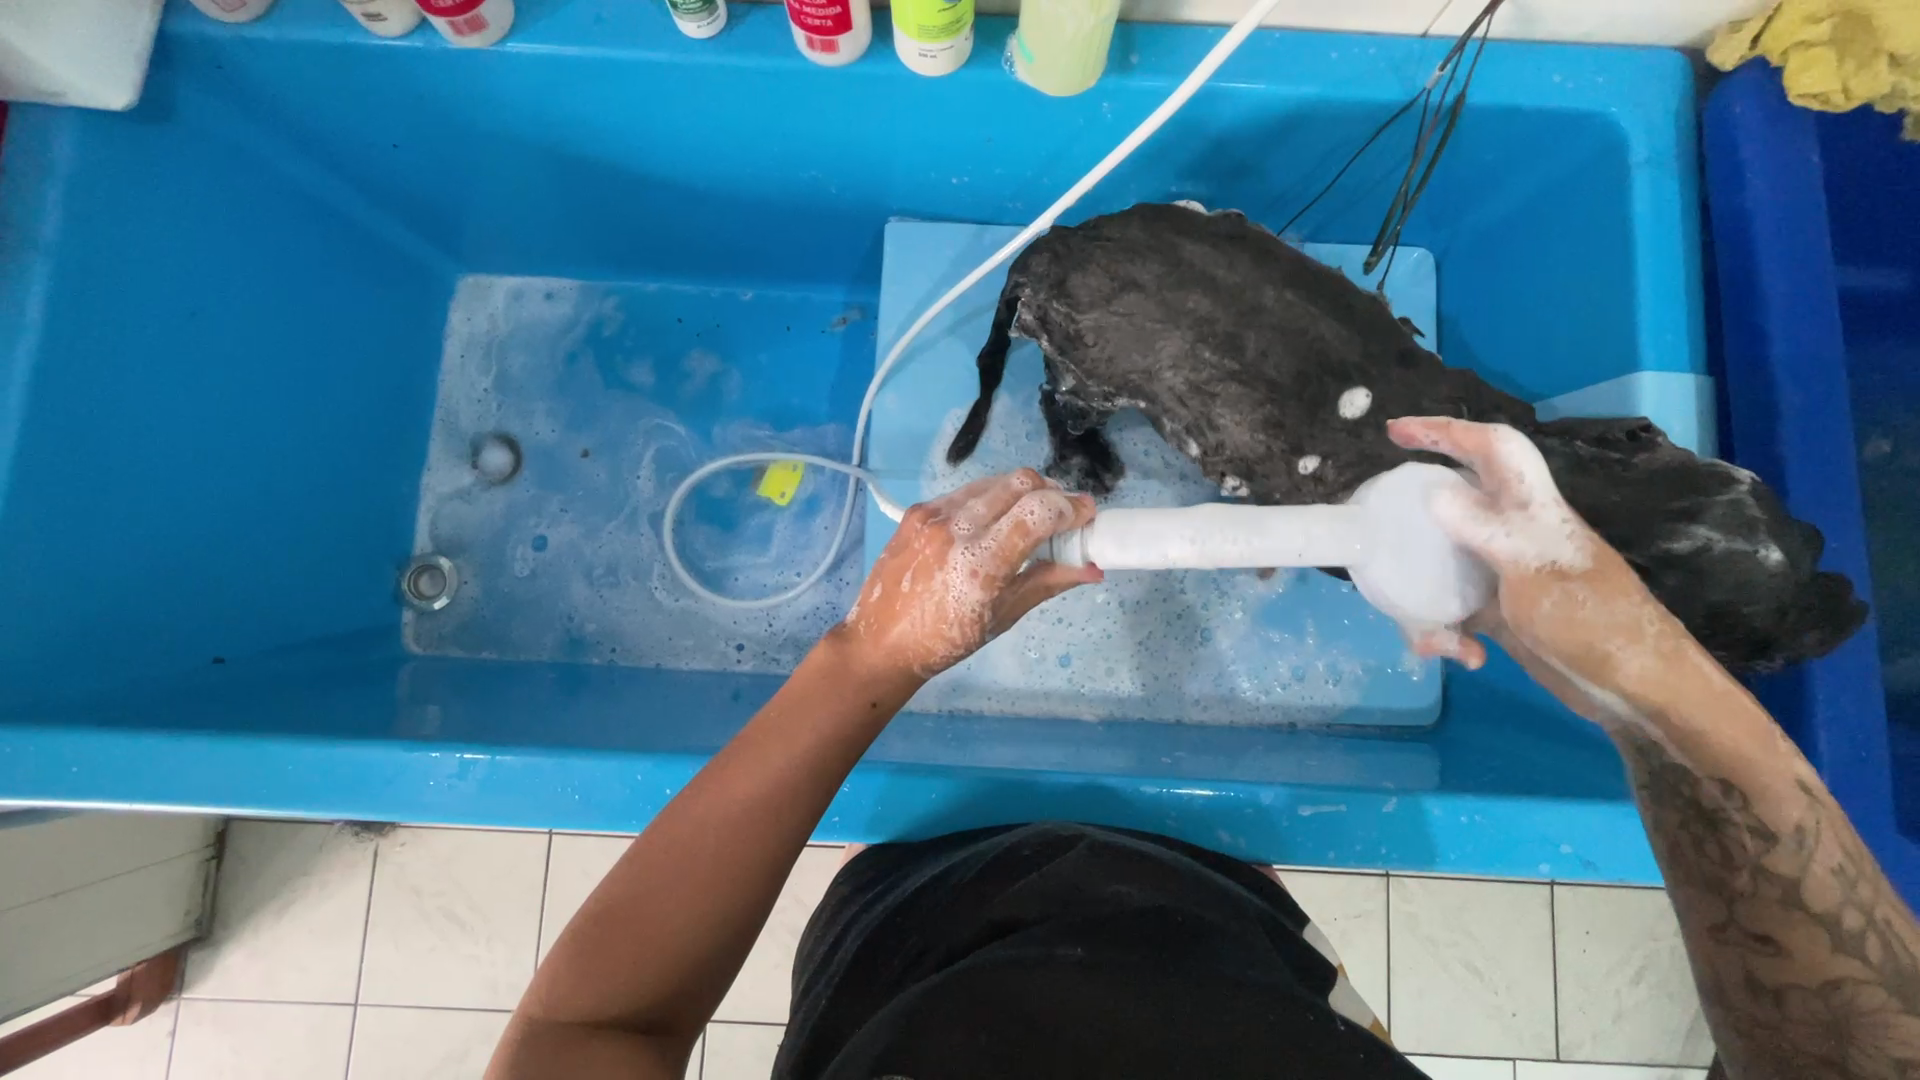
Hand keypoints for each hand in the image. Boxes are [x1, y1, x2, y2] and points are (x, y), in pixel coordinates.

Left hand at [840, 469, 1101, 682]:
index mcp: (981, 564)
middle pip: (1021, 482)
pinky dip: (991, 498)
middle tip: (1065, 514)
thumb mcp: (1003, 617)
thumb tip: (1092, 567)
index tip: (1087, 515)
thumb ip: (1048, 583)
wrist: (880, 641)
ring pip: (995, 481)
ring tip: (1032, 516)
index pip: (1039, 512)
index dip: (1072, 507)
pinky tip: (994, 521)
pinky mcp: (918, 510)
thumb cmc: (946, 641)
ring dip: (1022, 492)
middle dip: (1052, 492)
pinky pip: (967, 491)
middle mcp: (957, 529)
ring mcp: (934, 515)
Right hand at [1385, 417, 1703, 723]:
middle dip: (1409, 517)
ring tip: (1428, 638)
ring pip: (1439, 567)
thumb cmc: (1595, 624)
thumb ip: (1486, 531)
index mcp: (1529, 512)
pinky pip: (1449, 611)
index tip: (1394, 433)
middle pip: (1449, 505)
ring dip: (1423, 603)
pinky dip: (1445, 635)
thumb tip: (1433, 492)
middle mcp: (1512, 535)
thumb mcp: (1534, 572)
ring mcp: (1503, 574)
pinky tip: (1460, 655)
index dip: (1445, 431)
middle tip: (1375, 523)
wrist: (1638, 691)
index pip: (1490, 450)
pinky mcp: (1499, 612)